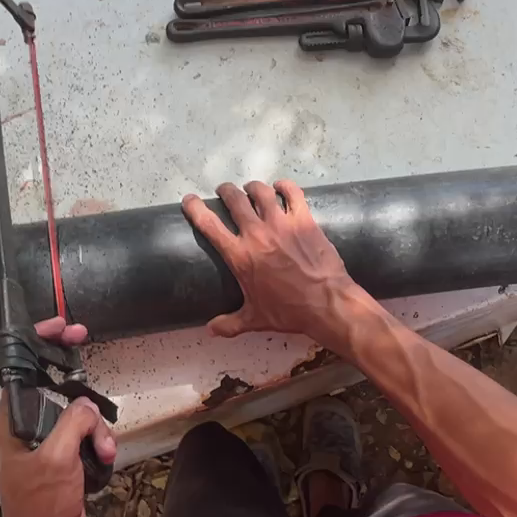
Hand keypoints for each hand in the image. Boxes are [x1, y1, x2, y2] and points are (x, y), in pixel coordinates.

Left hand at [0, 318, 115, 516]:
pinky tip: (103, 460)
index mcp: (11, 424)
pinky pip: (86, 436)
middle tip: (86, 347)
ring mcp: (46, 444)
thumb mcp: (57, 457)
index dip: (37, 344)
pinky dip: (99, 443)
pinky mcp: (64, 459)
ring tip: (103, 452)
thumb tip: (88, 405)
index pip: (20, 371)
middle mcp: (25, 429)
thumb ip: (74, 421)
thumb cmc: (42, 503)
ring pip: (78, 414)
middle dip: (79, 385)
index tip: (60, 327)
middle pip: (54, 387)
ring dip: (97, 428)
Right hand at [181, 180, 378, 346]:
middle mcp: (257, 234)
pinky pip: (293, 193)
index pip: (209, 225)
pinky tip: (281, 186)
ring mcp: (281, 223)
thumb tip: (210, 330)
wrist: (325, 302)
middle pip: (235, 200)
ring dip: (253, 187)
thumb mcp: (255, 319)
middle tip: (224, 191)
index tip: (190, 200)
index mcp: (240, 256)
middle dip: (226, 191)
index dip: (196, 209)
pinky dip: (285, 186)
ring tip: (250, 188)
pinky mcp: (304, 220)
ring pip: (261, 192)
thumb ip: (230, 324)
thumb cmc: (289, 311)